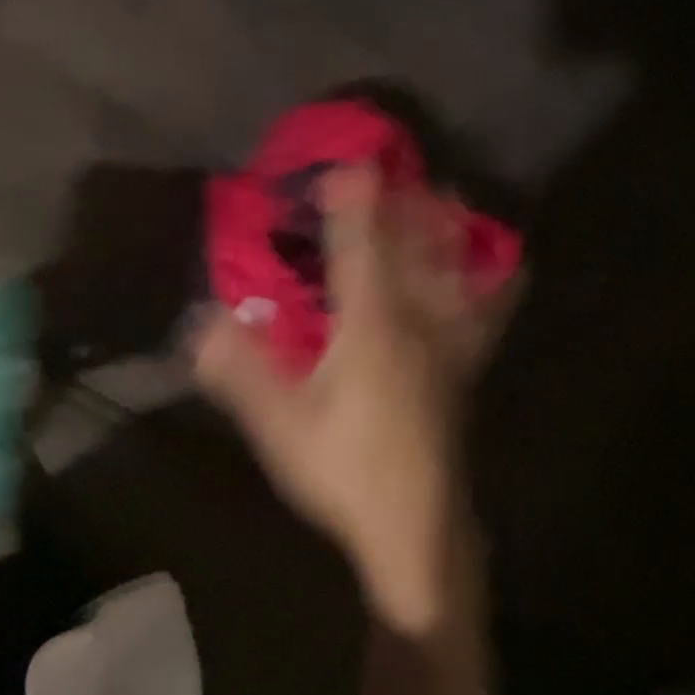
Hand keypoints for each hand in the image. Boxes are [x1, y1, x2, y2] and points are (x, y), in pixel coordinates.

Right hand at [193, 165, 513, 632]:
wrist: (415, 530)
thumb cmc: (343, 472)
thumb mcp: (279, 426)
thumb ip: (240, 372)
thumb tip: (201, 323)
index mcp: (372, 331)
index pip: (362, 252)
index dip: (351, 206)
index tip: (345, 164)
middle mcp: (418, 327)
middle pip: (414, 251)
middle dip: (401, 204)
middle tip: (390, 167)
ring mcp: (449, 350)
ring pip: (453, 274)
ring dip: (444, 231)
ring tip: (444, 196)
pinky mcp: (462, 374)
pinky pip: (482, 312)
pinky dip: (487, 282)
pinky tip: (493, 274)